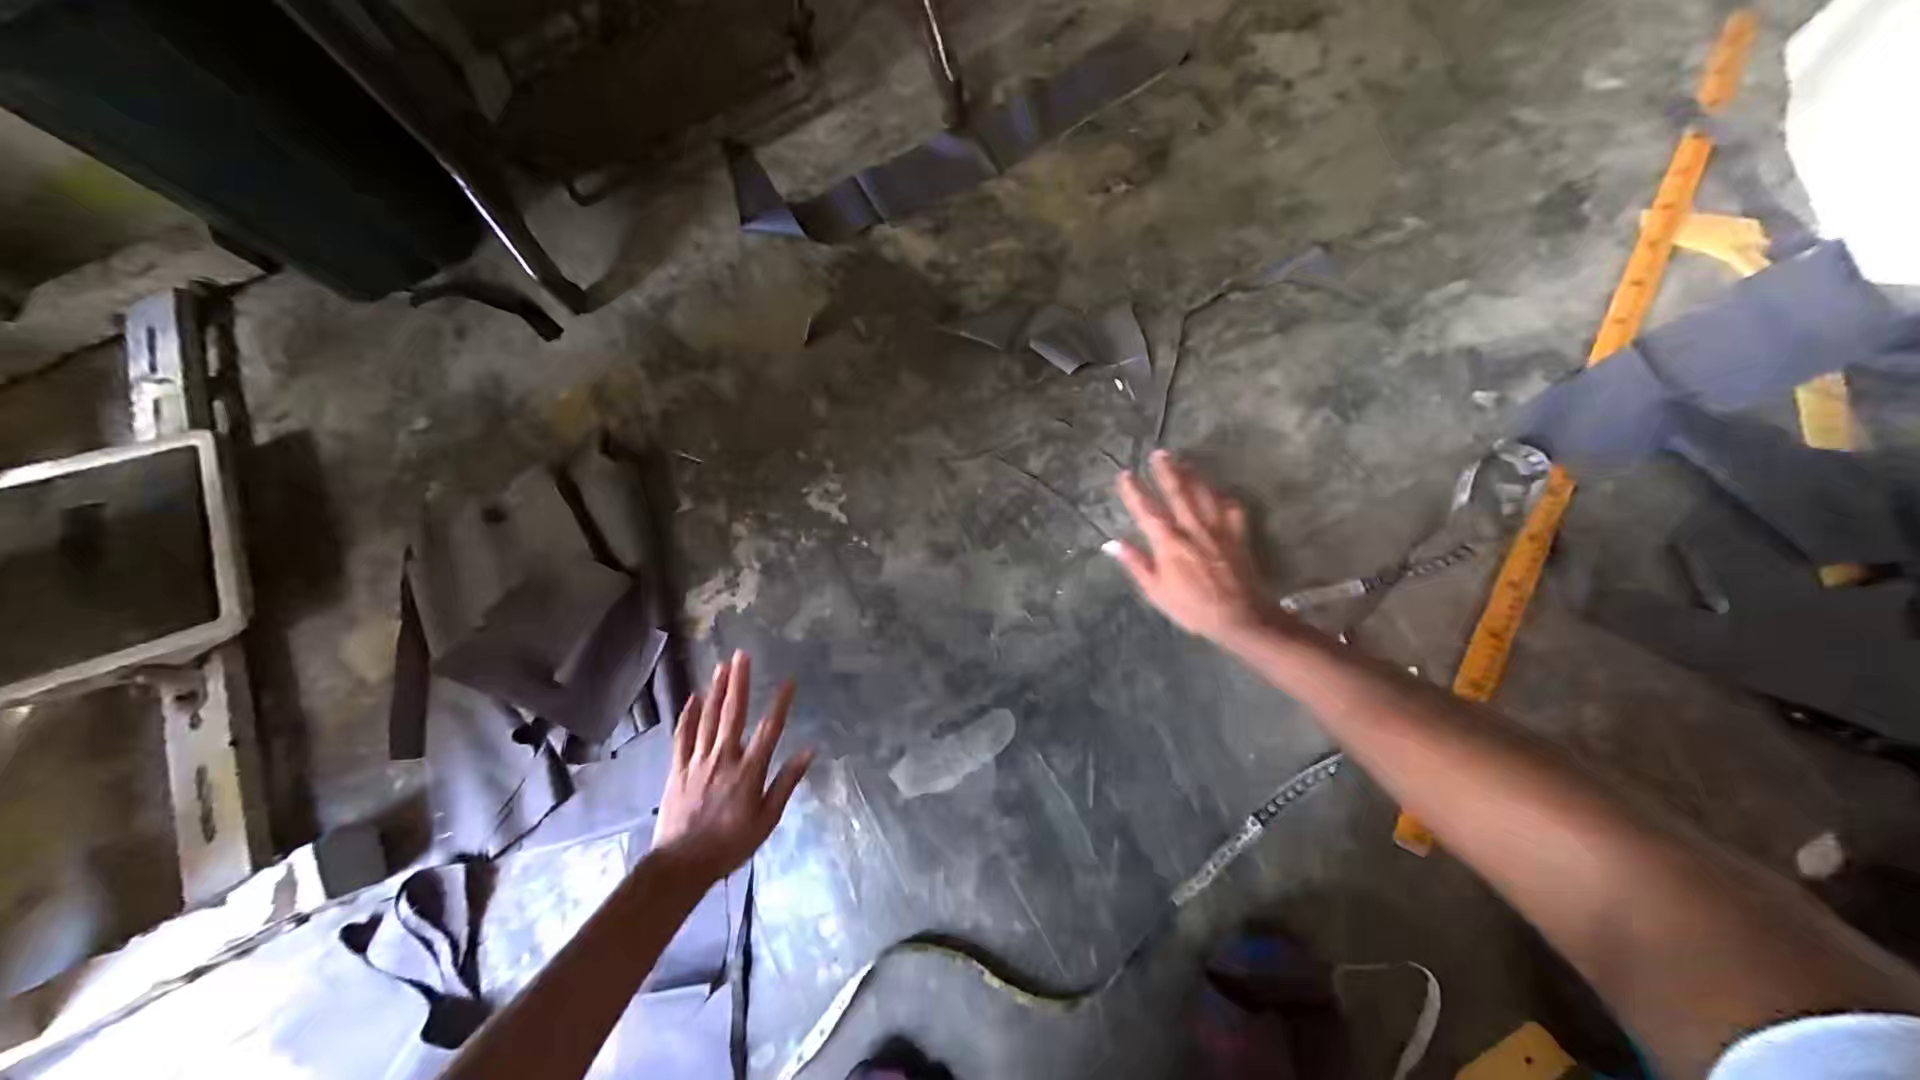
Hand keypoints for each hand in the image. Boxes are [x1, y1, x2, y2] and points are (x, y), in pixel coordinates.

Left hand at [652, 651, 813, 885]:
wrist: (682, 864)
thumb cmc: (731, 844)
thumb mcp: (767, 819)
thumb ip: (786, 783)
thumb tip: (808, 752)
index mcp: (749, 771)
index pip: (769, 729)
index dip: (780, 703)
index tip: (789, 680)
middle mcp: (723, 758)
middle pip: (733, 713)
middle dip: (739, 682)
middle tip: (742, 655)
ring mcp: (697, 761)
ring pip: (708, 718)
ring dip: (716, 690)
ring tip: (722, 665)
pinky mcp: (677, 769)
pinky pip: (683, 736)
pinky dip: (688, 715)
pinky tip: (693, 698)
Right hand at [1107, 450, 1279, 642]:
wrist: (1240, 616)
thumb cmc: (1192, 608)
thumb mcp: (1156, 591)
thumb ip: (1136, 563)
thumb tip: (1112, 543)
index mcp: (1168, 543)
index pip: (1147, 510)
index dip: (1134, 491)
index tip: (1124, 475)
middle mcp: (1192, 528)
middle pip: (1177, 492)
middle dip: (1166, 471)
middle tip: (1159, 453)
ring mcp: (1218, 528)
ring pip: (1203, 493)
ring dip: (1192, 475)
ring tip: (1184, 461)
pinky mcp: (1239, 534)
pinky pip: (1231, 507)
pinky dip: (1223, 496)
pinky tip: (1219, 491)